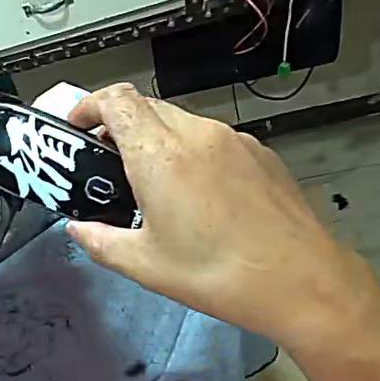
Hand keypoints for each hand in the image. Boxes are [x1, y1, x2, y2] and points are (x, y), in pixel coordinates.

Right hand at [65, 84, 379, 348]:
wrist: (302, 281)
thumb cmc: (219, 275)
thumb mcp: (147, 266)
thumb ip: (102, 241)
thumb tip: (80, 229)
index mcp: (161, 154)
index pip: (115, 100)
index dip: (88, 106)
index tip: (77, 128)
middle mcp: (198, 134)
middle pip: (148, 107)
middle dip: (121, 127)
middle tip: (111, 164)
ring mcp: (235, 140)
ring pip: (184, 123)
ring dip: (160, 141)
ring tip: (157, 185)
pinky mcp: (262, 154)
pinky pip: (216, 140)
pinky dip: (195, 153)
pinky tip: (202, 196)